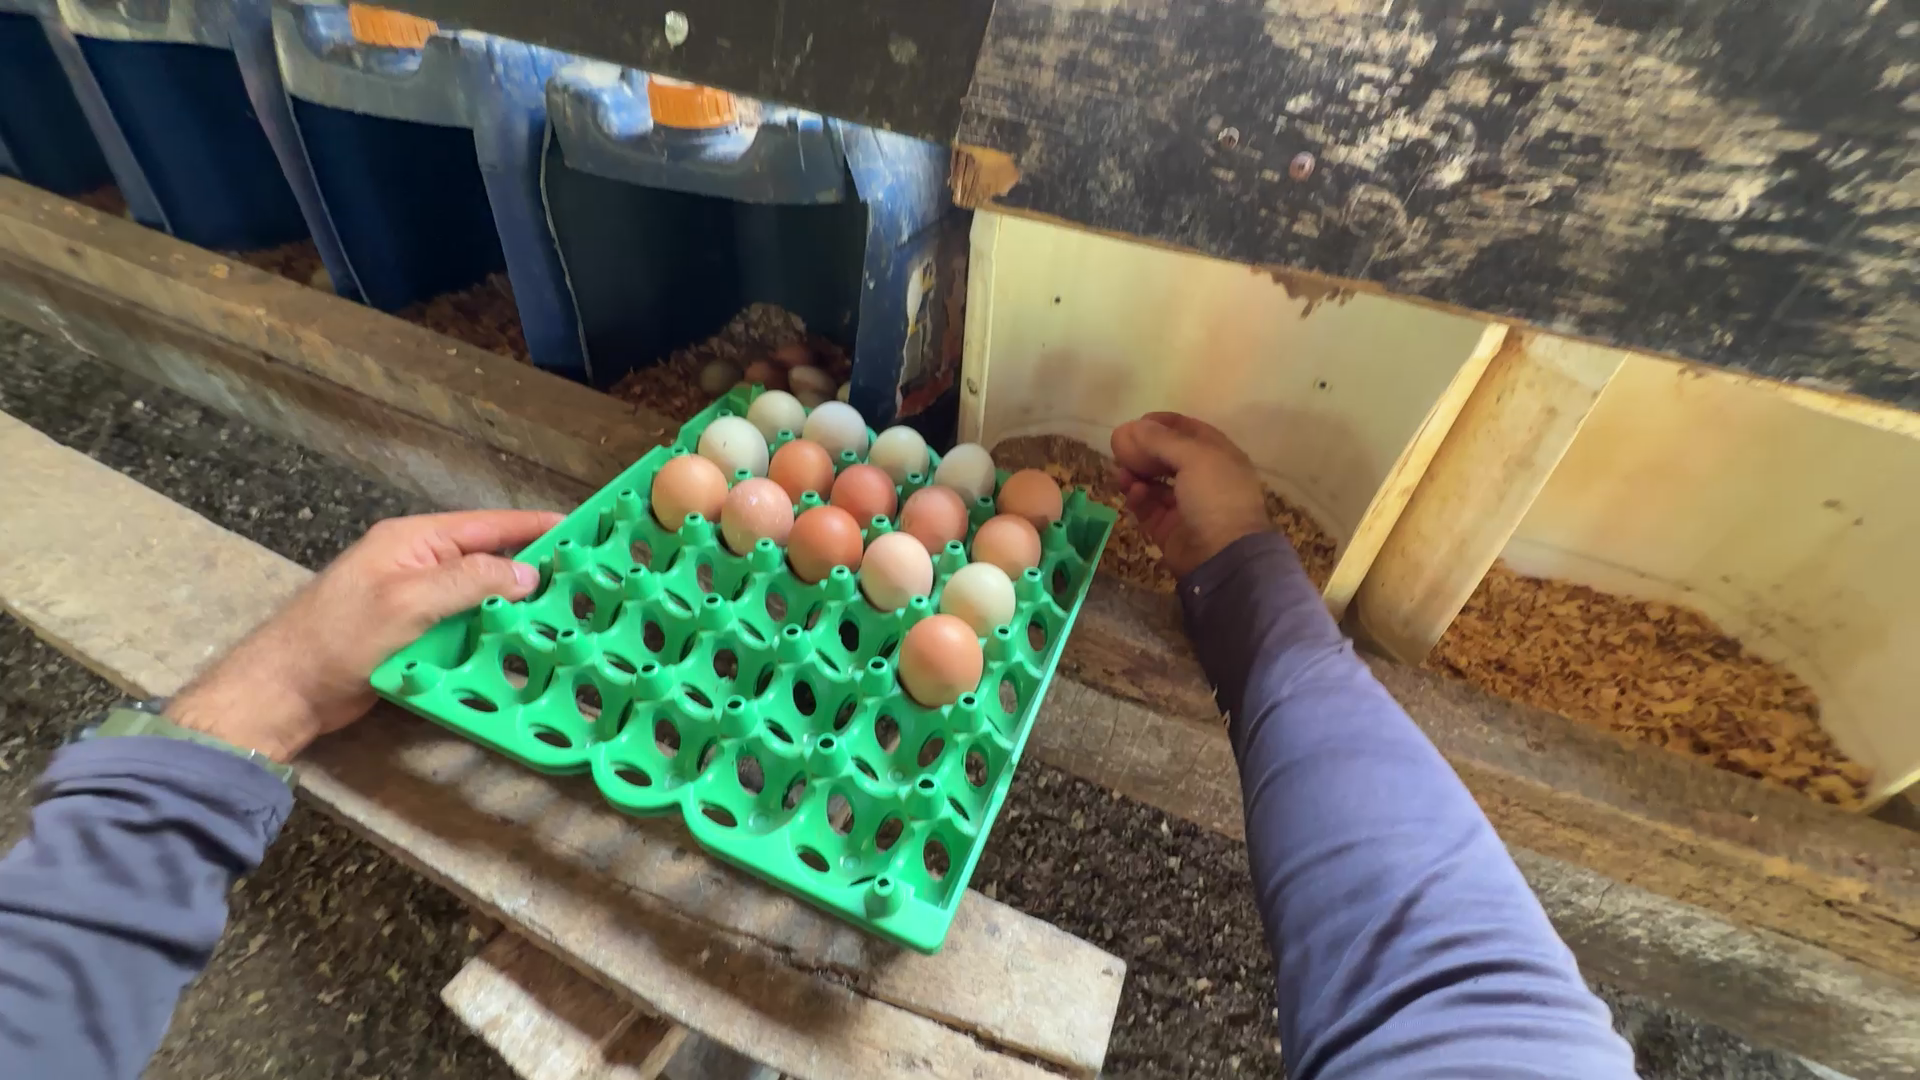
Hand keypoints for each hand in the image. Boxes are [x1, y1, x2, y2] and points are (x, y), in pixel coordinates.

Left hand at [166, 510, 562, 761]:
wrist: (283, 694)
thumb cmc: (339, 638)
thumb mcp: (408, 601)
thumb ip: (471, 579)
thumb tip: (531, 572)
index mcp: (416, 539)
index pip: (491, 524)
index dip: (538, 525)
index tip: (584, 528)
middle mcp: (423, 561)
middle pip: (492, 556)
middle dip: (536, 564)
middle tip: (586, 575)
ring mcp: (421, 596)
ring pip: (485, 591)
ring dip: (520, 600)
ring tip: (568, 606)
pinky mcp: (421, 628)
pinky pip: (471, 619)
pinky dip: (498, 625)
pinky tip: (527, 636)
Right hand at [1110, 412, 1270, 578]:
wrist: (1222, 555)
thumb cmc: (1215, 497)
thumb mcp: (1193, 458)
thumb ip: (1160, 440)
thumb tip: (1132, 425)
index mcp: (1218, 456)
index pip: (1188, 431)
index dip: (1163, 424)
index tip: (1137, 423)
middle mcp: (1202, 478)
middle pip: (1167, 456)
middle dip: (1143, 451)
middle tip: (1120, 448)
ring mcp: (1184, 504)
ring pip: (1153, 482)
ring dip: (1136, 474)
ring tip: (1122, 473)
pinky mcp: (1167, 527)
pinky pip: (1147, 506)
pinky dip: (1138, 497)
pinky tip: (1133, 492)